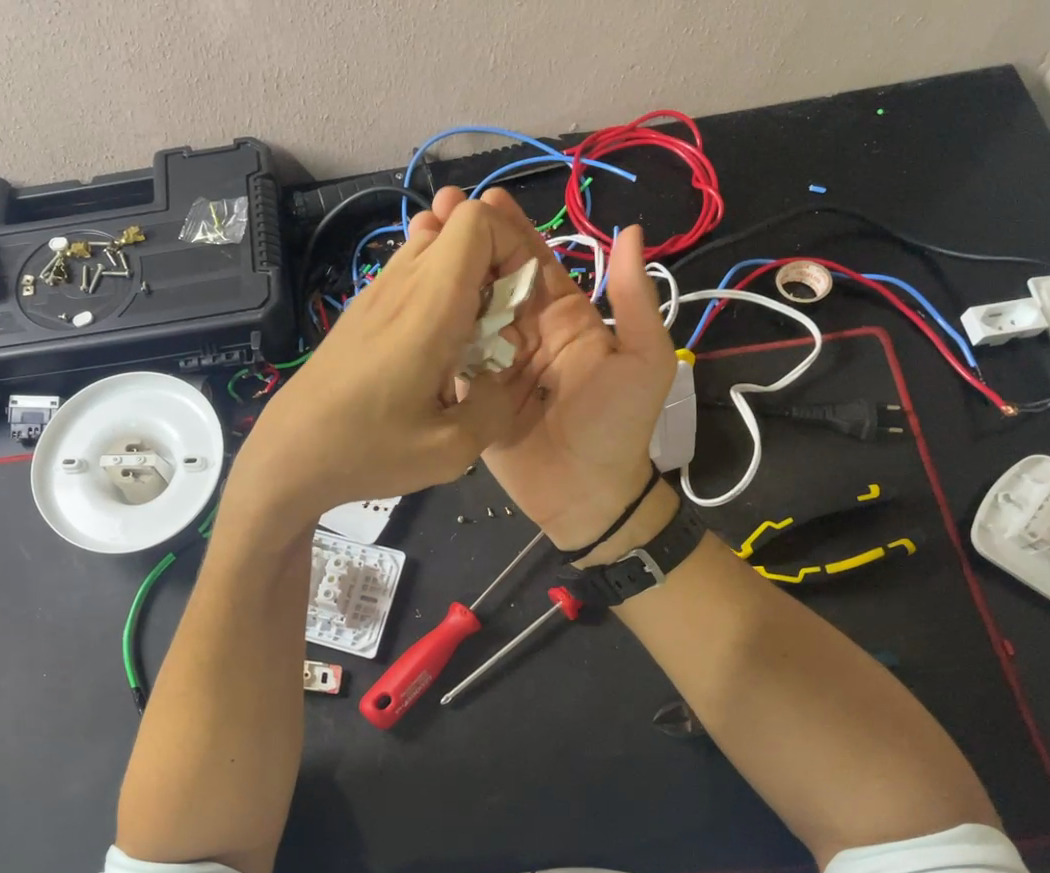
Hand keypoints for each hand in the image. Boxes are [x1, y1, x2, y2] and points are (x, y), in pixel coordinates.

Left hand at [222, 196, 537, 536]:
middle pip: (456, 223)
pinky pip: (408, 275)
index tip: (518, 302)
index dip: (512, 244)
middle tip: (497, 322)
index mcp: (431, 303)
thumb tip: (507, 377)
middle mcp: (402, 282)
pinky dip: (434, 293)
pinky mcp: (360, 312)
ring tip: (468, 336)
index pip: (478, 217)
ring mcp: (375, 293)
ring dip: (463, 277)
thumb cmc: (369, 451)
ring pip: (430, 246)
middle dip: (493, 260)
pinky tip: (432, 350)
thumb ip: (498, 407)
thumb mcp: (452, 450)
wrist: (290, 456)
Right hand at [427, 188, 680, 549]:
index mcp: (566, 318)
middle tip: (435, 212)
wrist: (588, 495)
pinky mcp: (472, 396)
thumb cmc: (619, 426)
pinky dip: (431, 334)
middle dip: (466, 245)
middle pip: (491, 281)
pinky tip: (407, 306)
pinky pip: (450, 359)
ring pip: (466, 314)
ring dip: (443, 281)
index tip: (480, 199)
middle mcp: (526, 335)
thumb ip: (632, 300)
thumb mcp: (642, 360)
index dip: (509, 231)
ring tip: (415, 246)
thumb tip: (626, 230)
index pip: (533, 264)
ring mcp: (494, 366)